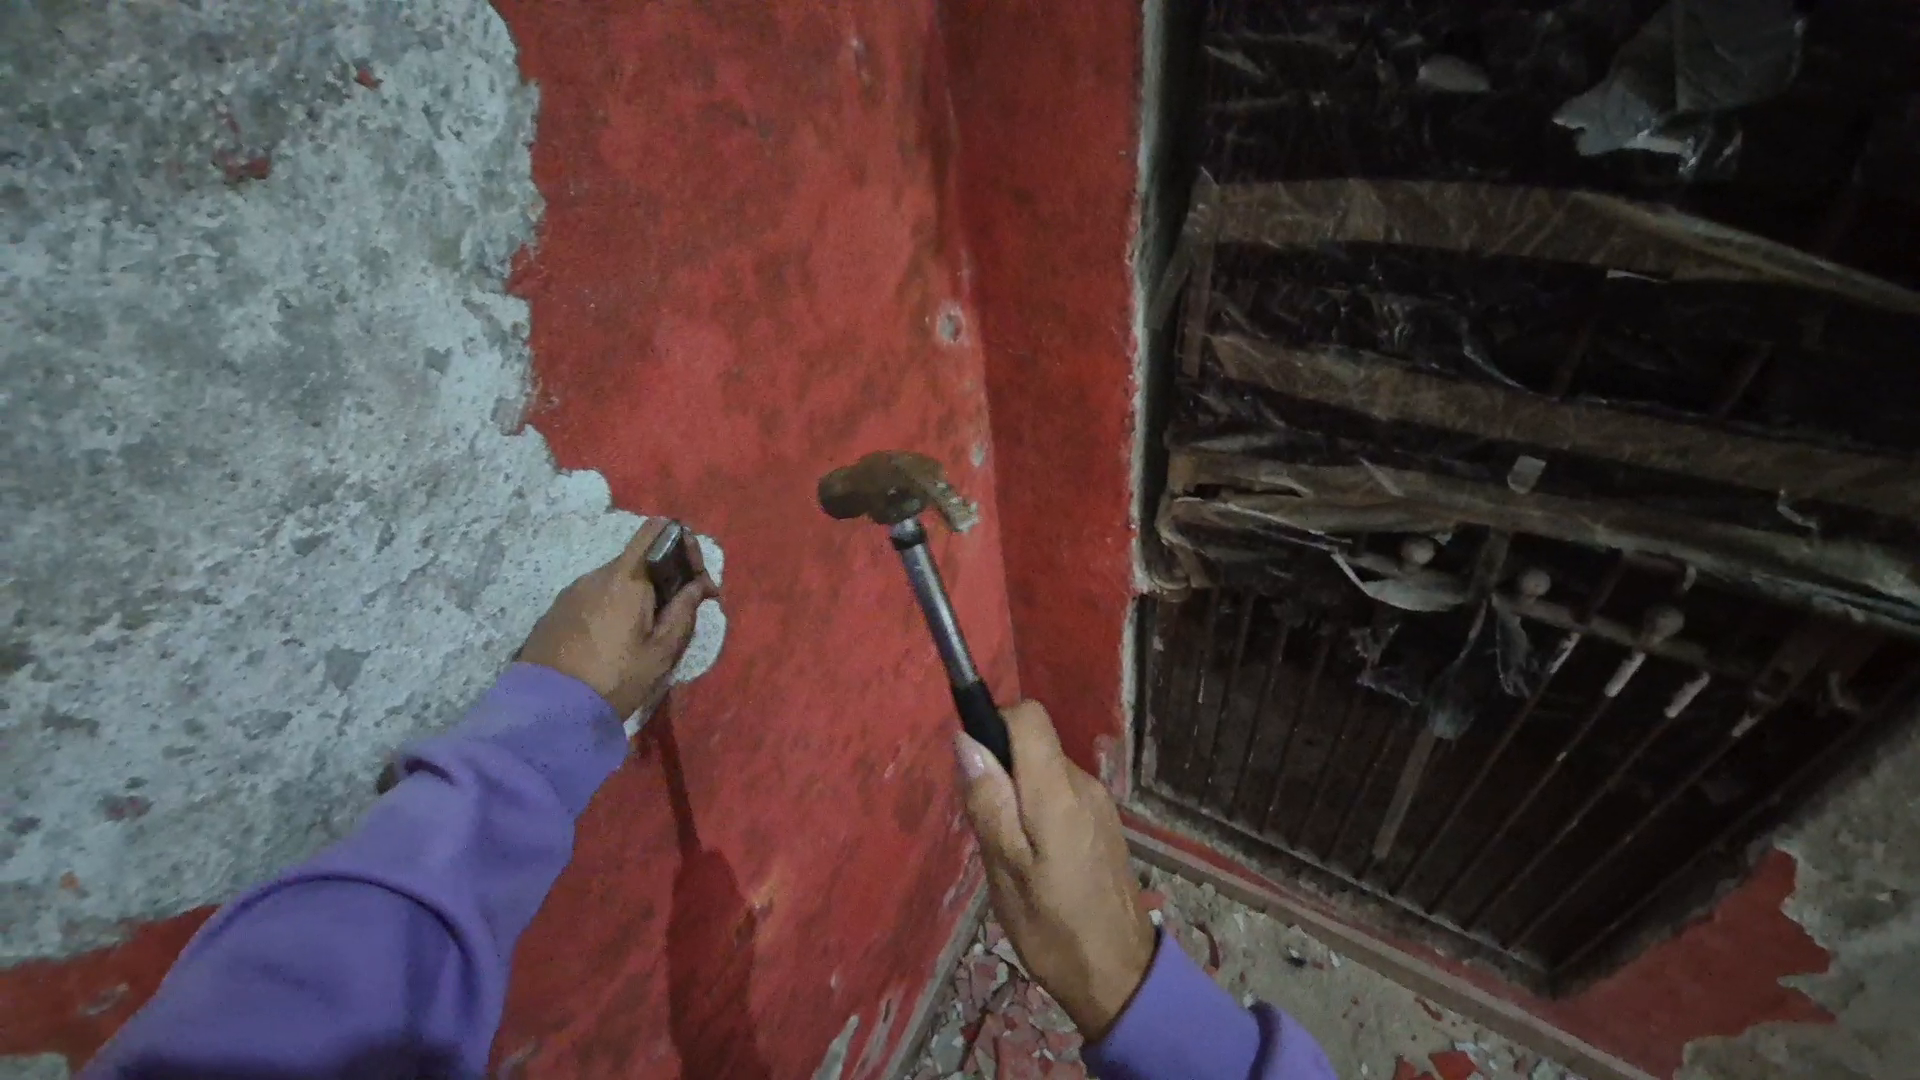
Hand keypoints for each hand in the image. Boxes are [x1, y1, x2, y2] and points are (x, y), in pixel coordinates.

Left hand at [518, 519, 718, 717]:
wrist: (546, 711)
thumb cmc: (615, 679)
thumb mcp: (662, 651)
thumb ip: (684, 611)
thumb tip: (698, 586)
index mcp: (627, 578)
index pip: (657, 530)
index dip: (684, 544)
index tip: (697, 580)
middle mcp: (597, 574)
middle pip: (641, 559)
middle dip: (666, 579)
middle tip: (679, 616)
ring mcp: (572, 592)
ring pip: (618, 580)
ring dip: (640, 596)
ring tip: (646, 635)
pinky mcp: (557, 611)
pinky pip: (596, 597)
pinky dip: (615, 608)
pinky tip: (615, 642)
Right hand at [956, 701, 1154, 1039]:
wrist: (1121, 977)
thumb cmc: (1053, 928)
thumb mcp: (1006, 870)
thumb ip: (988, 801)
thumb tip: (966, 739)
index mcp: (1057, 791)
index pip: (1029, 716)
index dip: (996, 724)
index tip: (977, 767)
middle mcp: (1084, 784)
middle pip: (1034, 744)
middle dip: (1002, 770)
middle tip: (989, 829)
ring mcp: (1098, 802)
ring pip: (1045, 771)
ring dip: (1019, 794)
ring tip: (1012, 852)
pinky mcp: (1104, 821)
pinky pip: (1061, 794)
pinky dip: (1039, 810)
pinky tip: (1037, 859)